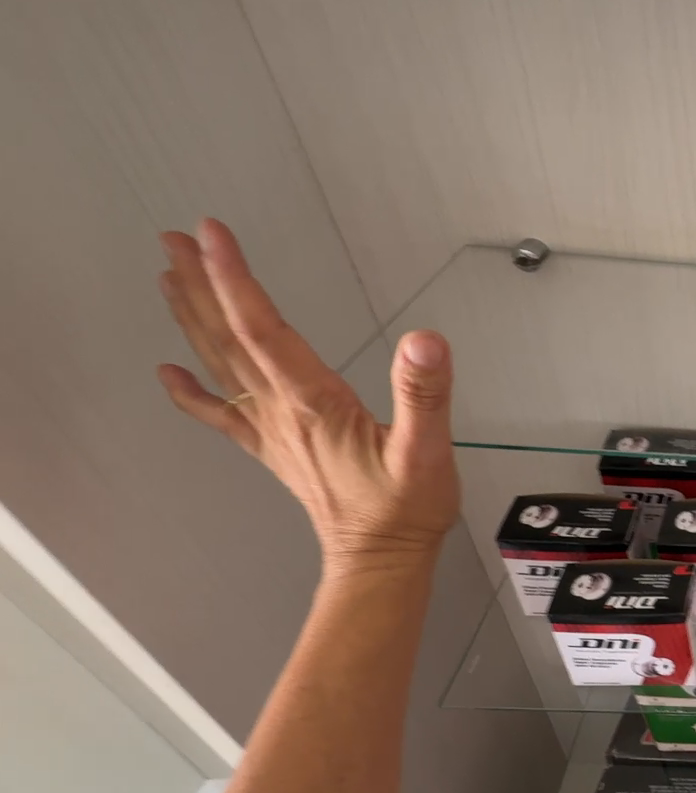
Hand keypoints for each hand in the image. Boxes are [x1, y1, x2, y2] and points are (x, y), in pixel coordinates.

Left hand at [157, 219, 459, 572]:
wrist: (381, 557)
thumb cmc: (405, 507)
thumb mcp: (428, 448)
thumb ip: (424, 394)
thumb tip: (424, 341)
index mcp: (314, 403)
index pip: (264, 329)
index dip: (237, 279)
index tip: (214, 235)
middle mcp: (282, 412)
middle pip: (228, 339)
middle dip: (201, 285)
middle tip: (175, 241)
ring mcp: (273, 431)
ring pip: (219, 365)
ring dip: (193, 319)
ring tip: (171, 279)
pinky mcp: (278, 448)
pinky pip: (221, 414)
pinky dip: (189, 391)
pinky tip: (170, 374)